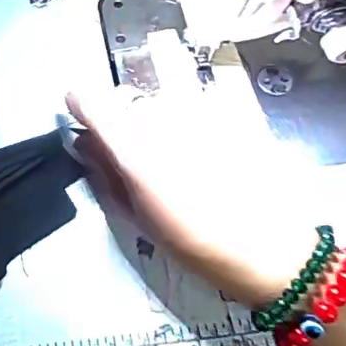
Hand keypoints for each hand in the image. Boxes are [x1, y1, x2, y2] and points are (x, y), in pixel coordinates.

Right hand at [67, 87, 319, 306]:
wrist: (265, 244)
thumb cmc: (195, 242)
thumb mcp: (138, 215)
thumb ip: (106, 173)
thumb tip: (87, 145)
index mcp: (133, 151)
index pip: (92, 104)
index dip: (82, 106)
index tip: (80, 111)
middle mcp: (162, 120)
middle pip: (131, 101)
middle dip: (128, 120)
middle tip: (141, 154)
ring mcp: (198, 111)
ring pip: (165, 101)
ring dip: (163, 120)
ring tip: (181, 156)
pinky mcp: (228, 111)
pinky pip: (197, 104)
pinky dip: (193, 120)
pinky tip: (208, 150)